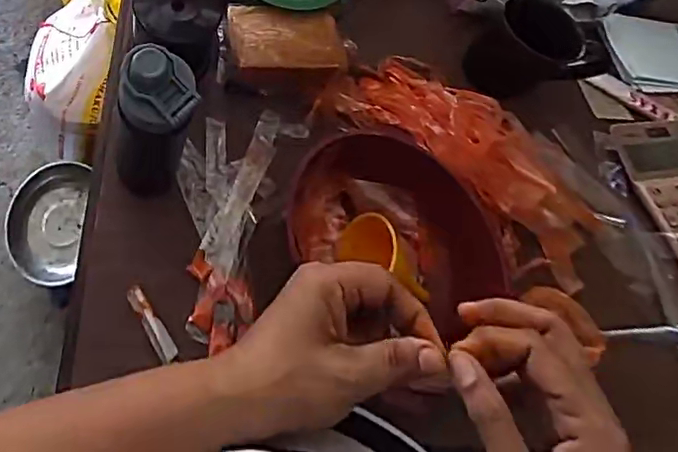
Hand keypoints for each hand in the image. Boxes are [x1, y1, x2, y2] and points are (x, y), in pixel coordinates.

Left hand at [214, 261, 448, 438]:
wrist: (239, 397)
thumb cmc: (289, 380)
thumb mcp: (350, 374)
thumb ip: (396, 361)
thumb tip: (437, 357)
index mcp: (326, 280)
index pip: (385, 282)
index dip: (416, 315)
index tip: (436, 353)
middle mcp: (319, 283)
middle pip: (376, 296)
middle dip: (405, 332)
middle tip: (431, 371)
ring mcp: (313, 303)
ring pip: (365, 315)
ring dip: (391, 345)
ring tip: (416, 381)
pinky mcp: (310, 324)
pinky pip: (350, 329)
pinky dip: (371, 351)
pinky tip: (389, 379)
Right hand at [448, 299, 629, 451]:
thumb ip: (490, 417)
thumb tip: (458, 359)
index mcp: (591, 421)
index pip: (537, 345)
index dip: (492, 338)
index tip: (456, 353)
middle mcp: (599, 409)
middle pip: (556, 332)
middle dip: (505, 315)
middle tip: (462, 314)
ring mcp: (594, 417)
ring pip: (556, 348)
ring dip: (511, 333)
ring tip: (471, 341)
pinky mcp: (582, 429)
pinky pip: (551, 376)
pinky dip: (517, 361)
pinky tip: (489, 373)